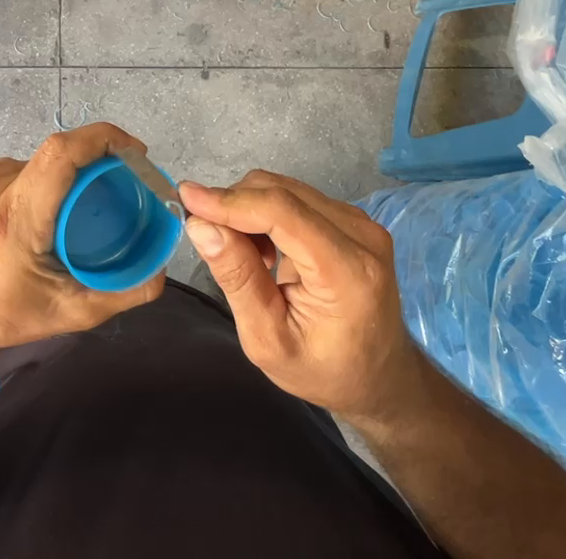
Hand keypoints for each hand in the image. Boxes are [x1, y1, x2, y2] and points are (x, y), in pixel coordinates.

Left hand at [0, 123, 164, 368]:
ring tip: (95, 204)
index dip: (104, 139)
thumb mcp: (71, 313)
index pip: (62, 152)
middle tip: (127, 186)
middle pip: (59, 154)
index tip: (137, 152)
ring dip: (74, 172)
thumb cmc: (5, 316)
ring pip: (44, 160)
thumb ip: (122, 294)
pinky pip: (28, 167)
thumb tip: (160, 270)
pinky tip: (61, 208)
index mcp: (18, 214)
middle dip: (99, 160)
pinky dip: (52, 179)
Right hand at [179, 171, 429, 424]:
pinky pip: (294, 197)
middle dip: (232, 205)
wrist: (380, 377)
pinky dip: (264, 213)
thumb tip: (199, 226)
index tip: (185, 196)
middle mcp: (361, 235)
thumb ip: (237, 279)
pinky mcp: (352, 218)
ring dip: (247, 210)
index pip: (281, 213)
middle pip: (280, 192)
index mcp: (347, 272)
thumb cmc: (324, 370)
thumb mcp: (268, 341)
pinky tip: (262, 250)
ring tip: (241, 255)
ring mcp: (360, 222)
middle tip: (205, 236)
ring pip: (284, 189)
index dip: (229, 201)